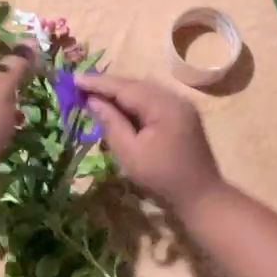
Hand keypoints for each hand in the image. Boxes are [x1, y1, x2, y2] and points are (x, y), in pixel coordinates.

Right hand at [76, 72, 226, 209]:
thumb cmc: (162, 178)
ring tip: (94, 94)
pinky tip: (117, 107)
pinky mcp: (181, 114)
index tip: (74, 79)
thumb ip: (111, 123)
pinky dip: (133, 102)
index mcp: (164, 105)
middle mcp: (175, 98)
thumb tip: (93, 100)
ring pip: (144, 91)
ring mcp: (181, 105)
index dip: (98, 83)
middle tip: (80, 87)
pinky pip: (152, 100)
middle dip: (107, 85)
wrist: (201, 196)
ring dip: (119, 93)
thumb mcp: (130, 153)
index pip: (125, 87)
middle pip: (135, 85)